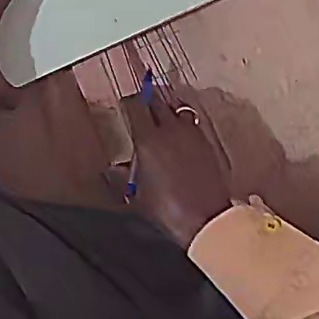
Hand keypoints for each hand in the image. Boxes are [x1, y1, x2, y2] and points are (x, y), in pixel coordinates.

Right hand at [123, 92, 233, 247]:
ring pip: (177, 108)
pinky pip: (192, 123)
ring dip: (168, 109)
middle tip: (141, 106)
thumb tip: (112, 170)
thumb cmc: (168, 207)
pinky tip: (180, 137)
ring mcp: (191, 135)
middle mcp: (169, 130)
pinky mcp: (206, 143)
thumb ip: (122, 177)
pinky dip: (184, 123)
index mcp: (147, 139)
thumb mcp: (138, 194)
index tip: (125, 105)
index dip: (128, 102)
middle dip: (147, 100)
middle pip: (156, 100)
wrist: (206, 219)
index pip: (135, 105)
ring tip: (162, 117)